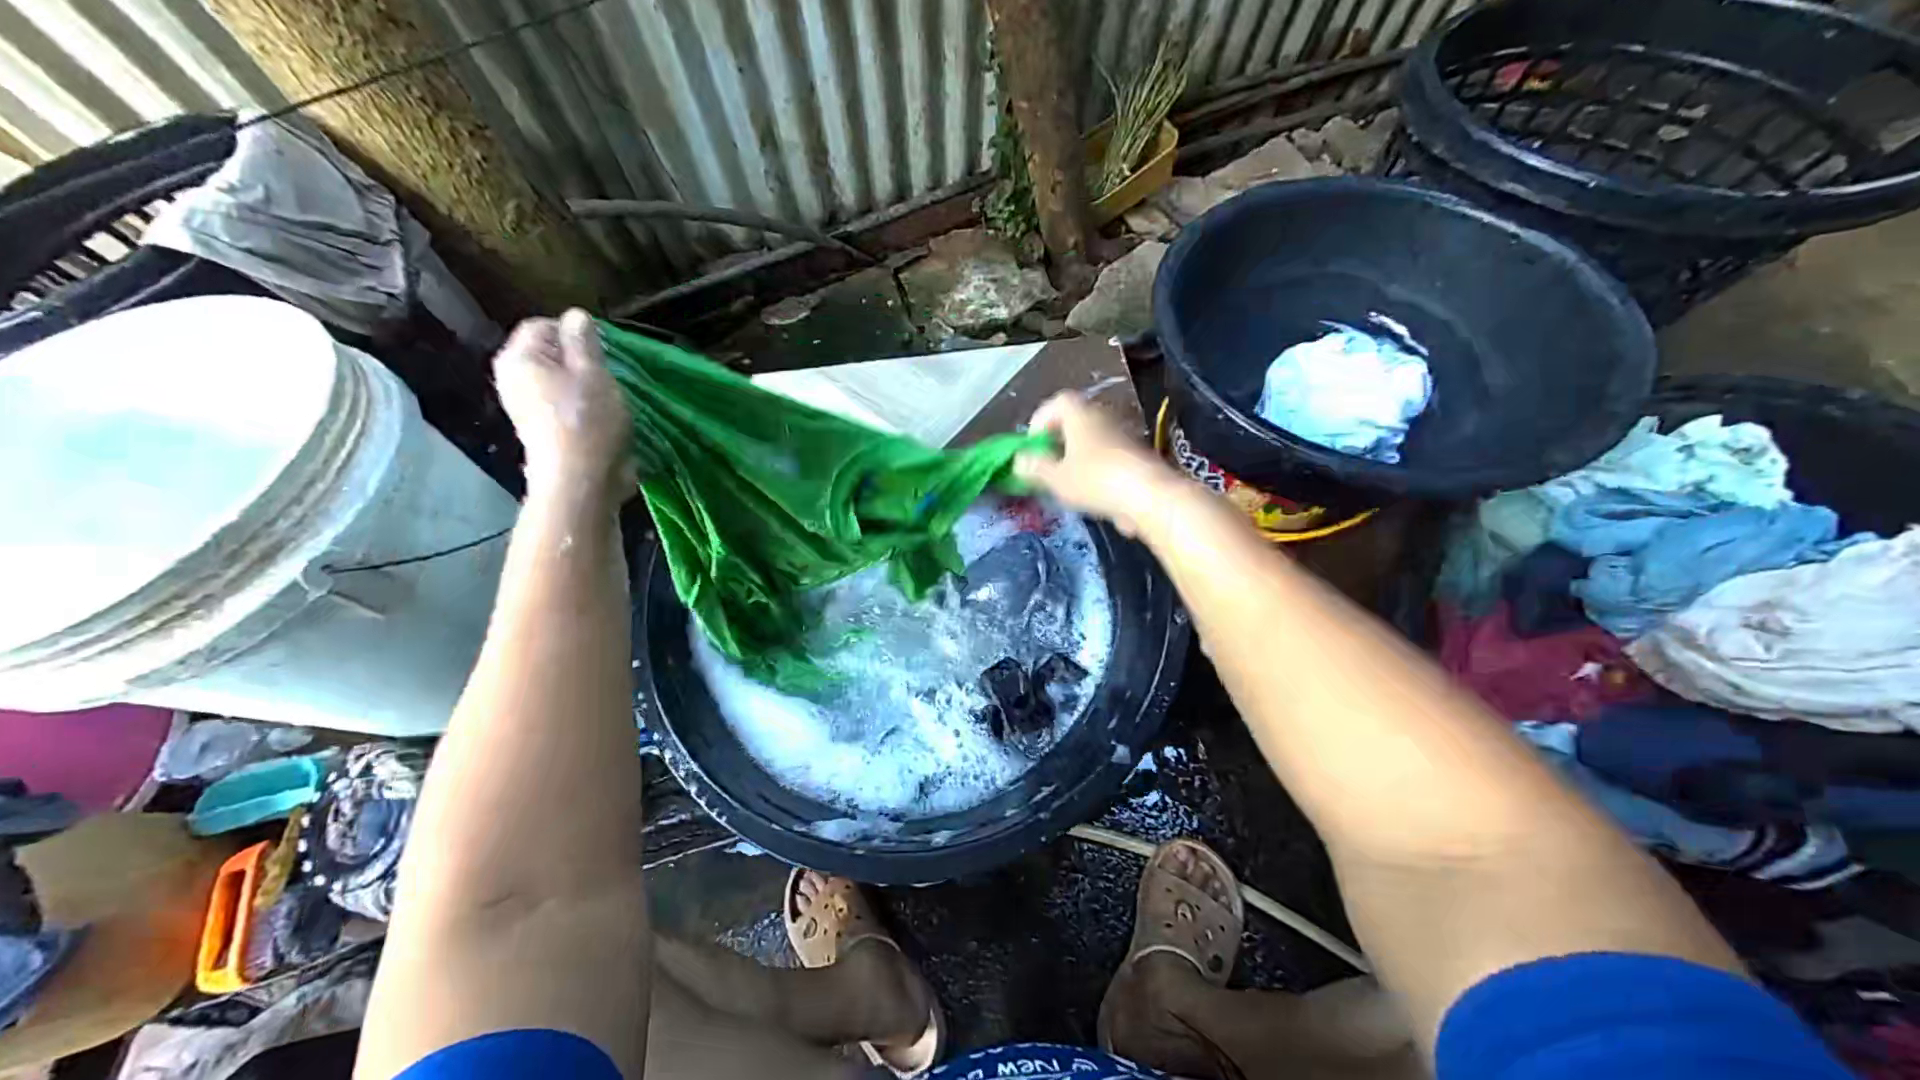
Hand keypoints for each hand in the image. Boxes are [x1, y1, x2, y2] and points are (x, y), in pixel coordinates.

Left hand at [493, 308, 632, 503]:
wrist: (581, 481)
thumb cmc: (588, 420)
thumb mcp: (593, 371)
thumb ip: (583, 340)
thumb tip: (576, 316)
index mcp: (518, 359)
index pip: (542, 326)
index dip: (575, 333)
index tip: (604, 353)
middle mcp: (513, 381)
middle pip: (550, 356)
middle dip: (582, 362)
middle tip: (610, 377)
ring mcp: (527, 409)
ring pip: (561, 383)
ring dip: (588, 388)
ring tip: (611, 401)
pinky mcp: (544, 432)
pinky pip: (566, 407)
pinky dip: (585, 409)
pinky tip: (605, 421)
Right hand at [1016, 392, 1184, 537]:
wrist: (1151, 496)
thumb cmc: (1096, 480)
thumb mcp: (1056, 478)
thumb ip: (1035, 468)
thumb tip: (1019, 460)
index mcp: (1080, 415)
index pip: (1056, 402)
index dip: (1040, 421)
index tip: (1033, 446)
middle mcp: (1103, 418)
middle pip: (1075, 423)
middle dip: (1057, 444)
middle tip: (1047, 468)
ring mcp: (1124, 436)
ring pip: (1092, 443)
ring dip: (1077, 461)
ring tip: (1068, 487)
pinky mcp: (1138, 458)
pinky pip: (1109, 460)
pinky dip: (1097, 474)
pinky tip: (1094, 499)